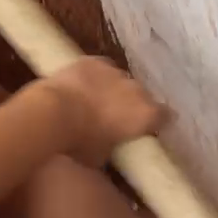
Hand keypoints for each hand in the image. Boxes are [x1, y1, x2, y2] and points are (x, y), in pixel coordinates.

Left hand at [26, 57, 167, 164]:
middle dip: (131, 104)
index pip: (164, 116)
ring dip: (112, 88)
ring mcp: (115, 72)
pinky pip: (100, 67)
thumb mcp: (102, 156)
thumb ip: (115, 146)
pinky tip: (82, 83)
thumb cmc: (80, 142)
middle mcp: (137, 90)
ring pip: (120, 80)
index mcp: (146, 115)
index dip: (153, 122)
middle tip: (114, 116)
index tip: (143, 128)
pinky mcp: (93, 61)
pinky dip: (94, 75)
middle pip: (141, 95)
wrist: (53, 113)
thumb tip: (110, 145)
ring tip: (94, 99)